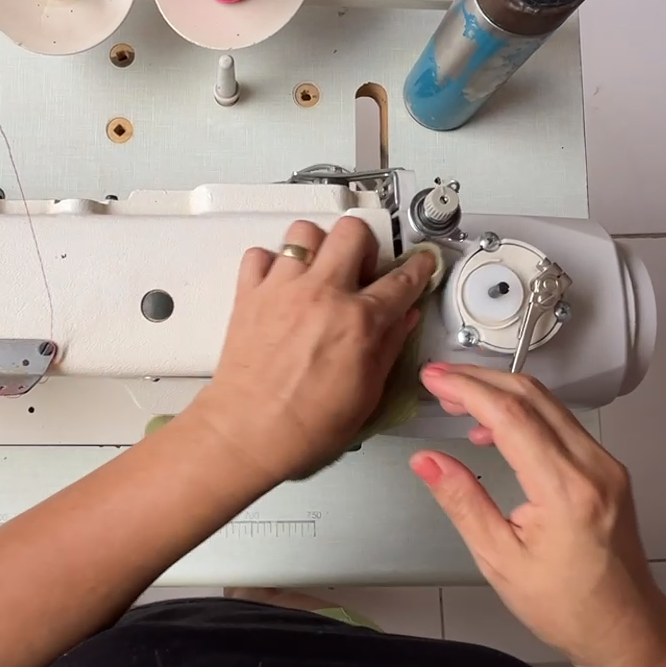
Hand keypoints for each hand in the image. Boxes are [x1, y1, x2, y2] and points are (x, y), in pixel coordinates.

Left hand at [187, 217, 435, 483]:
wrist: (247, 434)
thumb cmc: (301, 427)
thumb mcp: (367, 395)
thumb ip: (389, 347)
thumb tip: (403, 321)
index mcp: (358, 322)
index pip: (402, 279)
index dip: (418, 268)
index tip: (418, 264)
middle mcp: (321, 295)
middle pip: (353, 232)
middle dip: (366, 243)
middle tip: (362, 267)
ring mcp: (282, 290)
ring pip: (304, 232)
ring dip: (317, 246)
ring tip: (320, 269)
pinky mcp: (249, 294)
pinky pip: (259, 254)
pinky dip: (271, 262)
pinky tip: (281, 281)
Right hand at [410, 364, 665, 666]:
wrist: (627, 629)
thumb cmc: (564, 605)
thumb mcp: (499, 560)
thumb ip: (462, 501)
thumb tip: (424, 459)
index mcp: (566, 490)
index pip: (512, 417)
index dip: (468, 390)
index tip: (432, 380)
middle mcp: (592, 466)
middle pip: (531, 396)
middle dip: (479, 379)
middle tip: (437, 380)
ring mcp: (604, 462)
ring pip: (547, 402)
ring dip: (498, 390)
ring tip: (455, 399)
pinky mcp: (605, 465)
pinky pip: (558, 420)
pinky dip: (520, 410)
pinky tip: (491, 428)